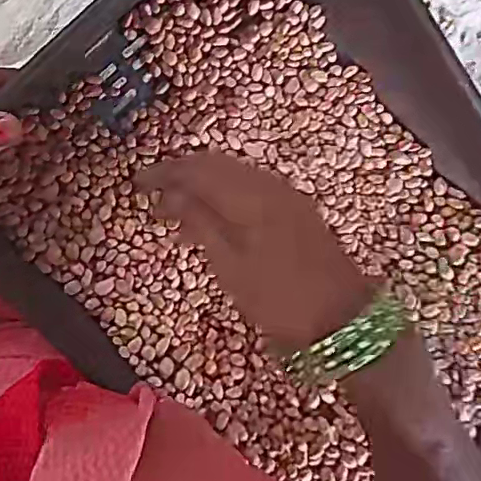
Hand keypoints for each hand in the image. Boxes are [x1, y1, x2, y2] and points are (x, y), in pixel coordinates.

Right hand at [137, 151, 371, 348]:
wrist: (343, 317)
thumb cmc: (279, 299)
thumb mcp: (230, 267)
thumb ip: (200, 223)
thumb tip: (170, 194)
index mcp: (249, 196)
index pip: (197, 169)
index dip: (164, 173)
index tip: (137, 183)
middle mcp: (267, 184)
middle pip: (215, 164)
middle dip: (180, 174)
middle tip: (152, 194)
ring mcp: (284, 194)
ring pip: (232, 173)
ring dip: (201, 183)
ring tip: (176, 211)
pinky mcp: (293, 207)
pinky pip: (249, 186)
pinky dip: (223, 193)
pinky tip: (211, 217)